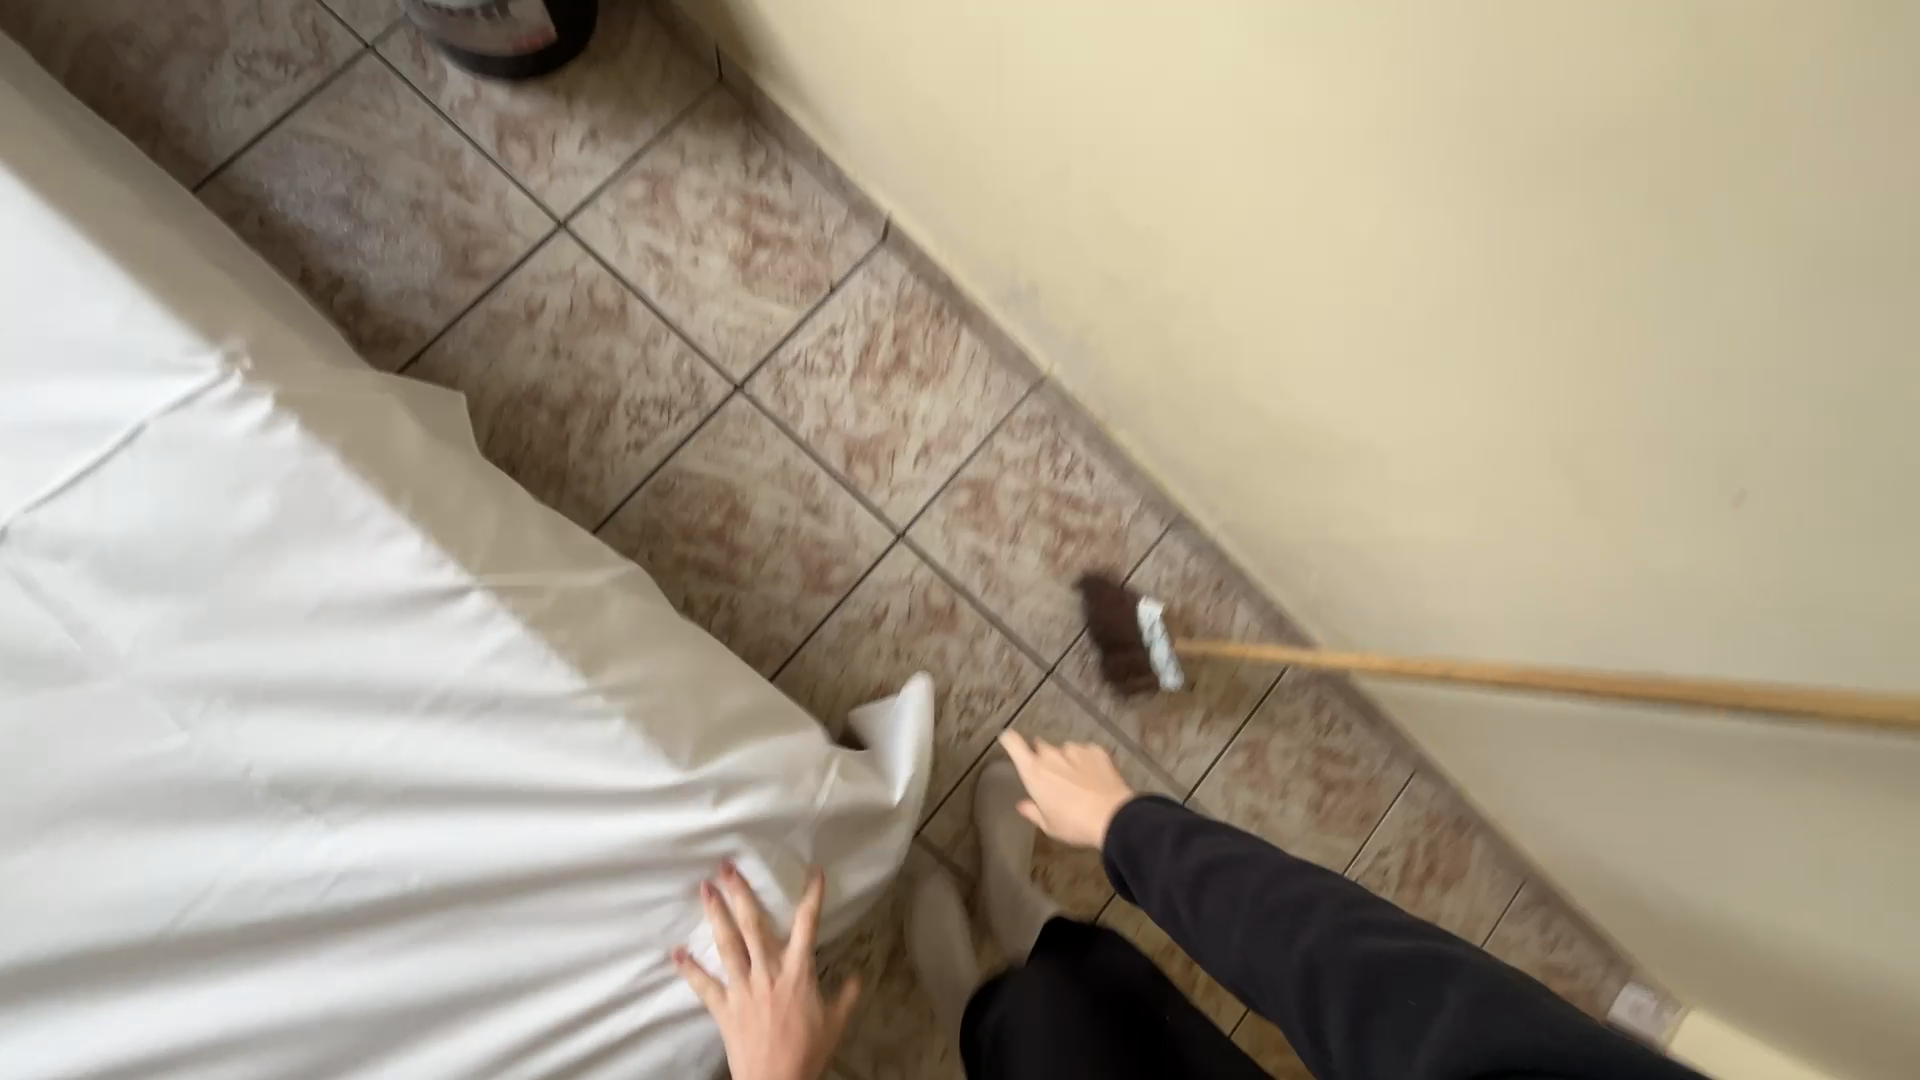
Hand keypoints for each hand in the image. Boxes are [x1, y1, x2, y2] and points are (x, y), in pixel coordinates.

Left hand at [673, 862, 859, 1079]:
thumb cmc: (808, 1051)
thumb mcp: (837, 1021)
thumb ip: (848, 992)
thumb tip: (859, 971)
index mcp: (798, 971)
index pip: (807, 924)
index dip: (812, 896)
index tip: (814, 871)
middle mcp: (767, 971)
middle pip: (752, 924)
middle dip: (740, 892)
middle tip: (727, 866)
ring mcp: (742, 988)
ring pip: (727, 944)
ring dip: (715, 914)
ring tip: (705, 888)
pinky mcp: (724, 1008)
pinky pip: (704, 986)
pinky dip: (690, 969)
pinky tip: (676, 953)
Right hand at [998, 730, 1137, 849]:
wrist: (1113, 817)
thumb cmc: (1074, 824)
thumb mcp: (1048, 825)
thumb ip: (1032, 811)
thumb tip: (1022, 804)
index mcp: (1034, 771)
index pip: (1013, 743)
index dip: (1009, 739)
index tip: (1008, 740)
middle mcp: (1051, 754)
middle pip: (1040, 747)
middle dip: (1044, 758)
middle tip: (1053, 778)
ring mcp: (1074, 749)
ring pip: (1065, 750)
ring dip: (1067, 760)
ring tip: (1079, 782)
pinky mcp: (1095, 750)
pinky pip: (1086, 752)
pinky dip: (1087, 761)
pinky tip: (1095, 778)